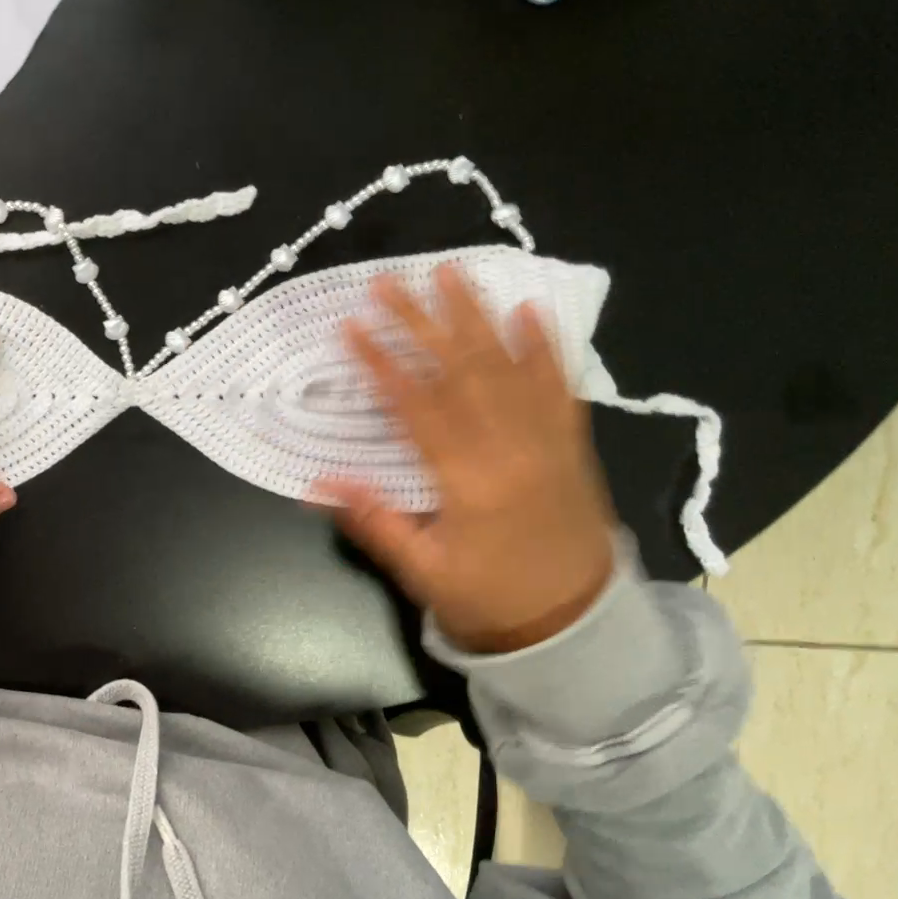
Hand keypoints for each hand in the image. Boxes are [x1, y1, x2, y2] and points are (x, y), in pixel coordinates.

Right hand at [319, 265, 615, 653]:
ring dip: (478, 317)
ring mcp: (549, 442)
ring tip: (453, 273)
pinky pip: (559, 386)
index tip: (352, 326)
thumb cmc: (487, 600)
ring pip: (510, 367)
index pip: (418, 408)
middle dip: (423, 321)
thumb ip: (376, 523)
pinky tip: (530, 310)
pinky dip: (545, 346)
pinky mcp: (572, 444)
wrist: (576, 625)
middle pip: (462, 371)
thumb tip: (321, 483)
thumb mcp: (421, 572)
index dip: (382, 364)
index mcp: (470, 483)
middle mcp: (513, 450)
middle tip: (392, 281)